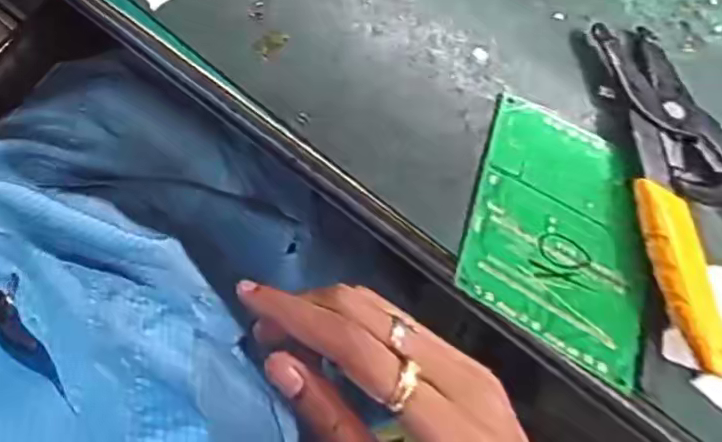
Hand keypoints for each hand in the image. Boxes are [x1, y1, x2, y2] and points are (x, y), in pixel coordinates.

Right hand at [237, 282, 526, 441]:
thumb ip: (333, 423)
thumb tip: (276, 360)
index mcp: (452, 423)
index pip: (356, 345)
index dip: (295, 316)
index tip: (248, 297)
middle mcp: (465, 381)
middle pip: (364, 312)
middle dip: (303, 307)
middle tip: (265, 326)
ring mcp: (473, 370)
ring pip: (378, 307)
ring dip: (324, 308)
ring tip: (292, 331)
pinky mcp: (471, 369)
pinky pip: (397, 322)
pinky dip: (354, 320)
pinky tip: (333, 341)